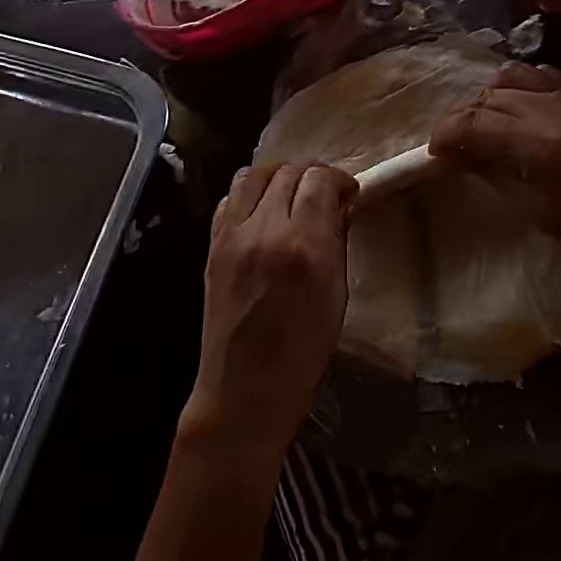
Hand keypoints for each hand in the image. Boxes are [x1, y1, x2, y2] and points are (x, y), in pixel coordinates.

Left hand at [182, 163, 357, 457]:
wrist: (243, 389)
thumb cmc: (302, 354)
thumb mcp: (336, 297)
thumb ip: (335, 243)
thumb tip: (338, 209)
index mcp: (304, 246)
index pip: (319, 181)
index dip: (338, 180)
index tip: (348, 192)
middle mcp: (265, 230)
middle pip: (287, 171)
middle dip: (312, 174)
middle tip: (325, 192)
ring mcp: (232, 235)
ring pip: (253, 175)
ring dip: (278, 175)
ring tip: (292, 192)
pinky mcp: (212, 245)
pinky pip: (228, 199)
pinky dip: (249, 194)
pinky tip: (262, 210)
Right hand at [428, 63, 560, 267]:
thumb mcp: (533, 208)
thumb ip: (489, 171)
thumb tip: (452, 156)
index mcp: (540, 145)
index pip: (472, 123)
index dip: (443, 135)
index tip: (434, 153)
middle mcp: (553, 110)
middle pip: (484, 98)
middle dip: (458, 119)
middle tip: (450, 144)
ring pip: (506, 79)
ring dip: (483, 100)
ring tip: (478, 125)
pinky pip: (536, 74)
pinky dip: (513, 87)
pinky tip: (509, 109)